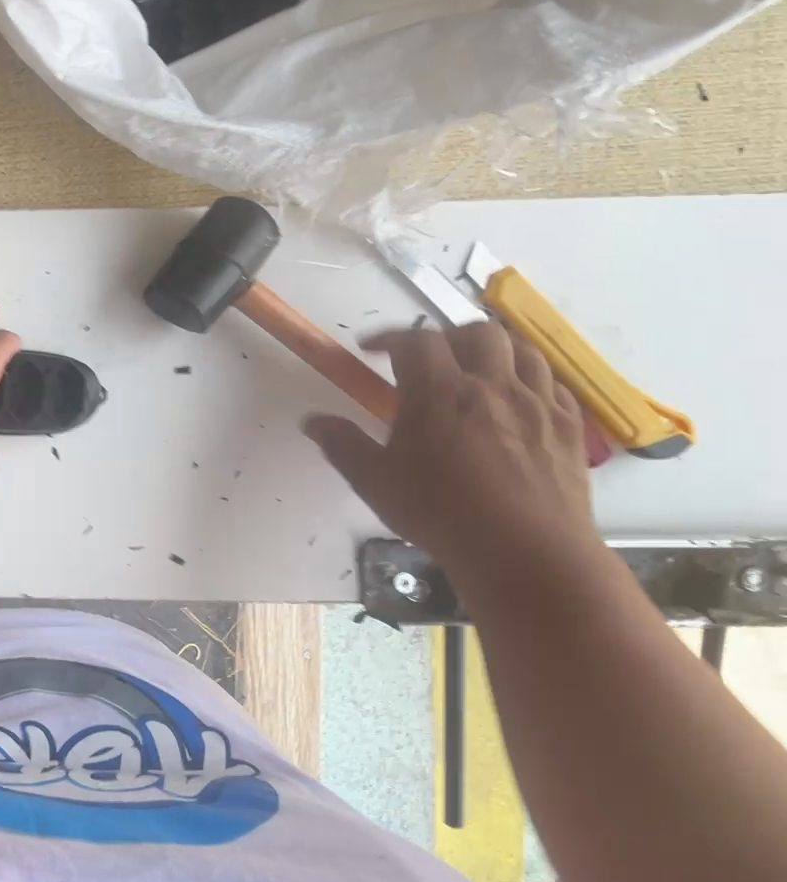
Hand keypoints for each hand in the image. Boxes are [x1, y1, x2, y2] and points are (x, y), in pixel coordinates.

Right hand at [304, 322, 600, 567]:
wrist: (525, 549)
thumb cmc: (439, 513)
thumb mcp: (374, 482)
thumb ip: (343, 445)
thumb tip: (313, 421)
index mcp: (440, 393)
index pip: (416, 341)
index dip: (390, 338)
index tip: (370, 350)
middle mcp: (493, 386)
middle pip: (477, 332)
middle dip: (446, 335)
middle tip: (426, 356)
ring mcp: (538, 403)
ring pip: (522, 349)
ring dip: (492, 349)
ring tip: (472, 369)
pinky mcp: (569, 425)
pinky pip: (551, 382)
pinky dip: (527, 378)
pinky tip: (513, 399)